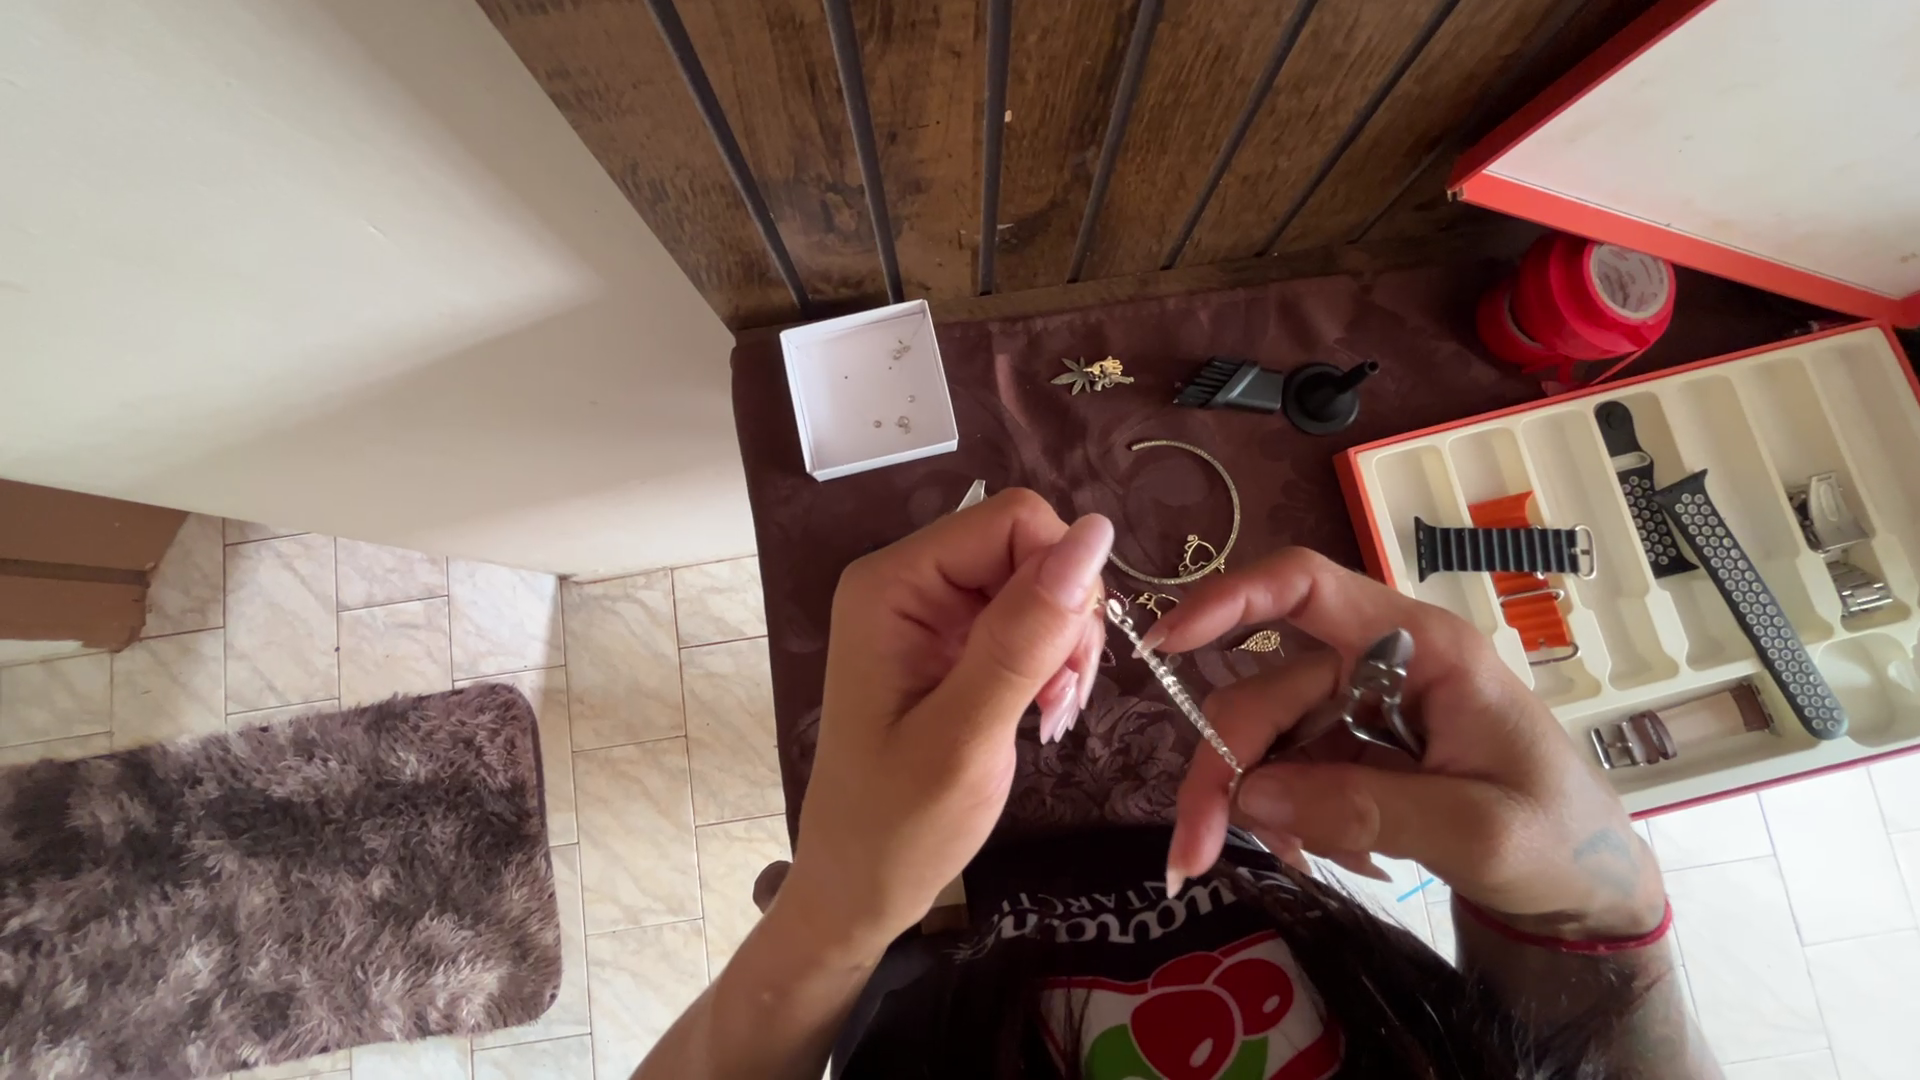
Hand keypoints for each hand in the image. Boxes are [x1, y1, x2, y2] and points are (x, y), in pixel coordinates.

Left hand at [776, 490, 1112, 957]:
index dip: (1062, 576)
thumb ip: (1026, 632)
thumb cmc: (899, 825)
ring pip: (1038, 582)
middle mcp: (908, 579)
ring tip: (1051, 712)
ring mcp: (930, 608)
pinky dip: (1051, 660)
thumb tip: (1095, 532)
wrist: (862, 884)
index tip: (1068, 661)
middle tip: (1062, 698)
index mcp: (892, 582)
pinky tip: (1043, 709)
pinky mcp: (951, 638)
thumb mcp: (967, 733)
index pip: (1012, 519)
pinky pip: (1026, 617)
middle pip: (1029, 547)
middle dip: (1066, 616)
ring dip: (1064, 643)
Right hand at [1148, 548, 1665, 939]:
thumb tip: (1248, 793)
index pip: (1304, 585)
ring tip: (1294, 861)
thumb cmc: (1559, 838)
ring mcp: (1345, 706)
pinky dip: (1275, 816)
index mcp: (1415, 647)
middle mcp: (1366, 664)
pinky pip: (1273, 771)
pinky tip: (1315, 852)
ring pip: (1254, 736)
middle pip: (1259, 691)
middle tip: (1193, 848)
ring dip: (1247, 802)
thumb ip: (1368, 807)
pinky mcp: (1334, 746)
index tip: (1165, 640)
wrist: (1581, 889)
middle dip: (1220, 767)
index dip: (1228, 598)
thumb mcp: (1482, 831)